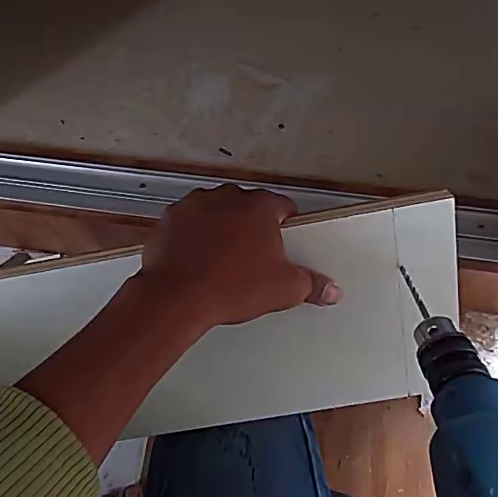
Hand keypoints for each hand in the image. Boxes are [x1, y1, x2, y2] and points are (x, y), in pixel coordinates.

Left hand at [135, 185, 340, 328]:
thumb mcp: (283, 289)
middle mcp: (226, 198)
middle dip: (251, 228)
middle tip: (253, 256)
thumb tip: (326, 288)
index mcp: (259, 207)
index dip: (286, 225)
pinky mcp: (171, 219)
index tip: (284, 239)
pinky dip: (192, 236)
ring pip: (216, 212)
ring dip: (220, 228)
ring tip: (223, 260)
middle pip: (247, 207)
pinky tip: (197, 259)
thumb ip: (311, 284)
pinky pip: (188, 223)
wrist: (176, 297)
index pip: (283, 206)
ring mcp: (195, 205)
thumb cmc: (225, 286)